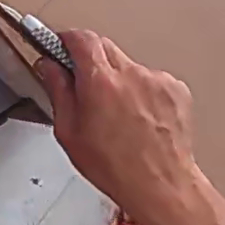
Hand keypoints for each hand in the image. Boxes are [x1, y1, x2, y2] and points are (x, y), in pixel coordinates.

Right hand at [35, 31, 209, 224]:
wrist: (161, 186)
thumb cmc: (115, 167)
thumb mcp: (70, 133)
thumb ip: (58, 91)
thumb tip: (49, 66)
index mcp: (100, 83)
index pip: (81, 38)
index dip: (67, 39)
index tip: (60, 46)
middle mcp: (131, 74)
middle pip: (104, 47)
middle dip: (90, 60)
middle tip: (83, 86)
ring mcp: (157, 80)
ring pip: (127, 65)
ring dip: (117, 79)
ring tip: (117, 115)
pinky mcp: (176, 89)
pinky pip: (150, 79)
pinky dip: (141, 91)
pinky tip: (138, 119)